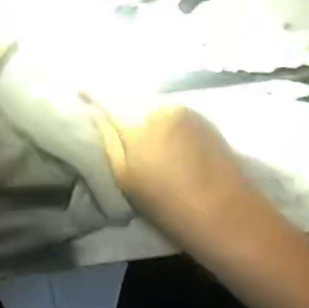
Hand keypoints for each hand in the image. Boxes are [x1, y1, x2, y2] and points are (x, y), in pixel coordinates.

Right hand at [86, 102, 256, 241]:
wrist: (226, 214)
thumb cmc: (168, 204)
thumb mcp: (126, 179)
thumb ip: (109, 143)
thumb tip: (98, 117)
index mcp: (137, 122)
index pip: (107, 100)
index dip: (93, 96)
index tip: (81, 92)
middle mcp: (161, 108)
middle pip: (133, 104)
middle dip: (123, 113)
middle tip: (118, 134)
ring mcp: (187, 112)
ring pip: (155, 110)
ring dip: (147, 120)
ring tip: (147, 146)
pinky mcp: (206, 121)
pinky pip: (175, 117)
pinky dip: (167, 126)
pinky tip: (170, 149)